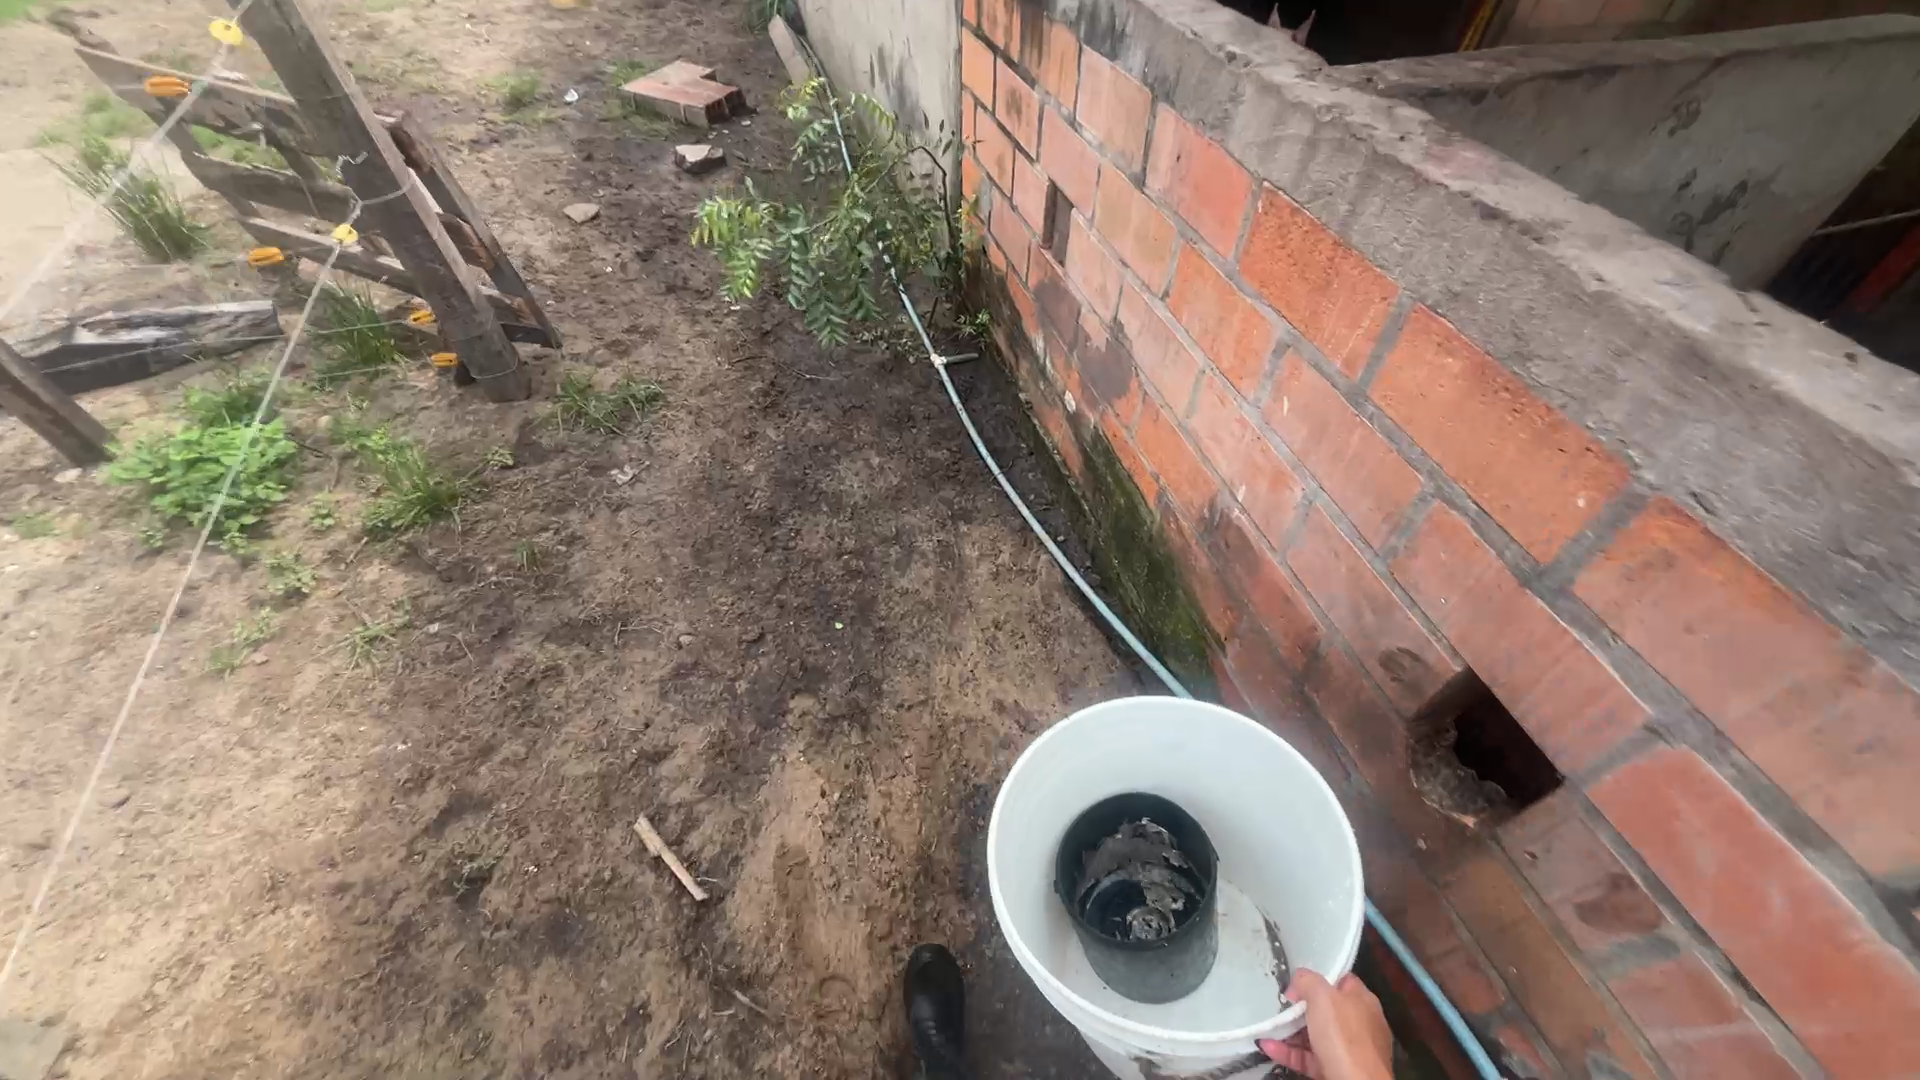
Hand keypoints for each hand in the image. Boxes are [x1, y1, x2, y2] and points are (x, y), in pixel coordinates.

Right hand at [1256, 969, 1392, 1079]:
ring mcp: (1350, 1050)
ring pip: (1315, 1035)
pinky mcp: (1338, 1070)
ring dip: (1288, 1031)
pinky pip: (1309, 1057)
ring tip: (1268, 1027)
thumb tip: (1297, 984)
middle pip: (1324, 1009)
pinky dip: (1289, 1051)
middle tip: (1280, 1005)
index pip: (1340, 980)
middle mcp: (1360, 1024)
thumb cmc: (1344, 1037)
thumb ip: (1306, 980)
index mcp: (1362, 1001)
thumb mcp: (1321, 995)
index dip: (1319, 976)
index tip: (1297, 980)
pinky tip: (1268, 1046)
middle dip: (1299, 1008)